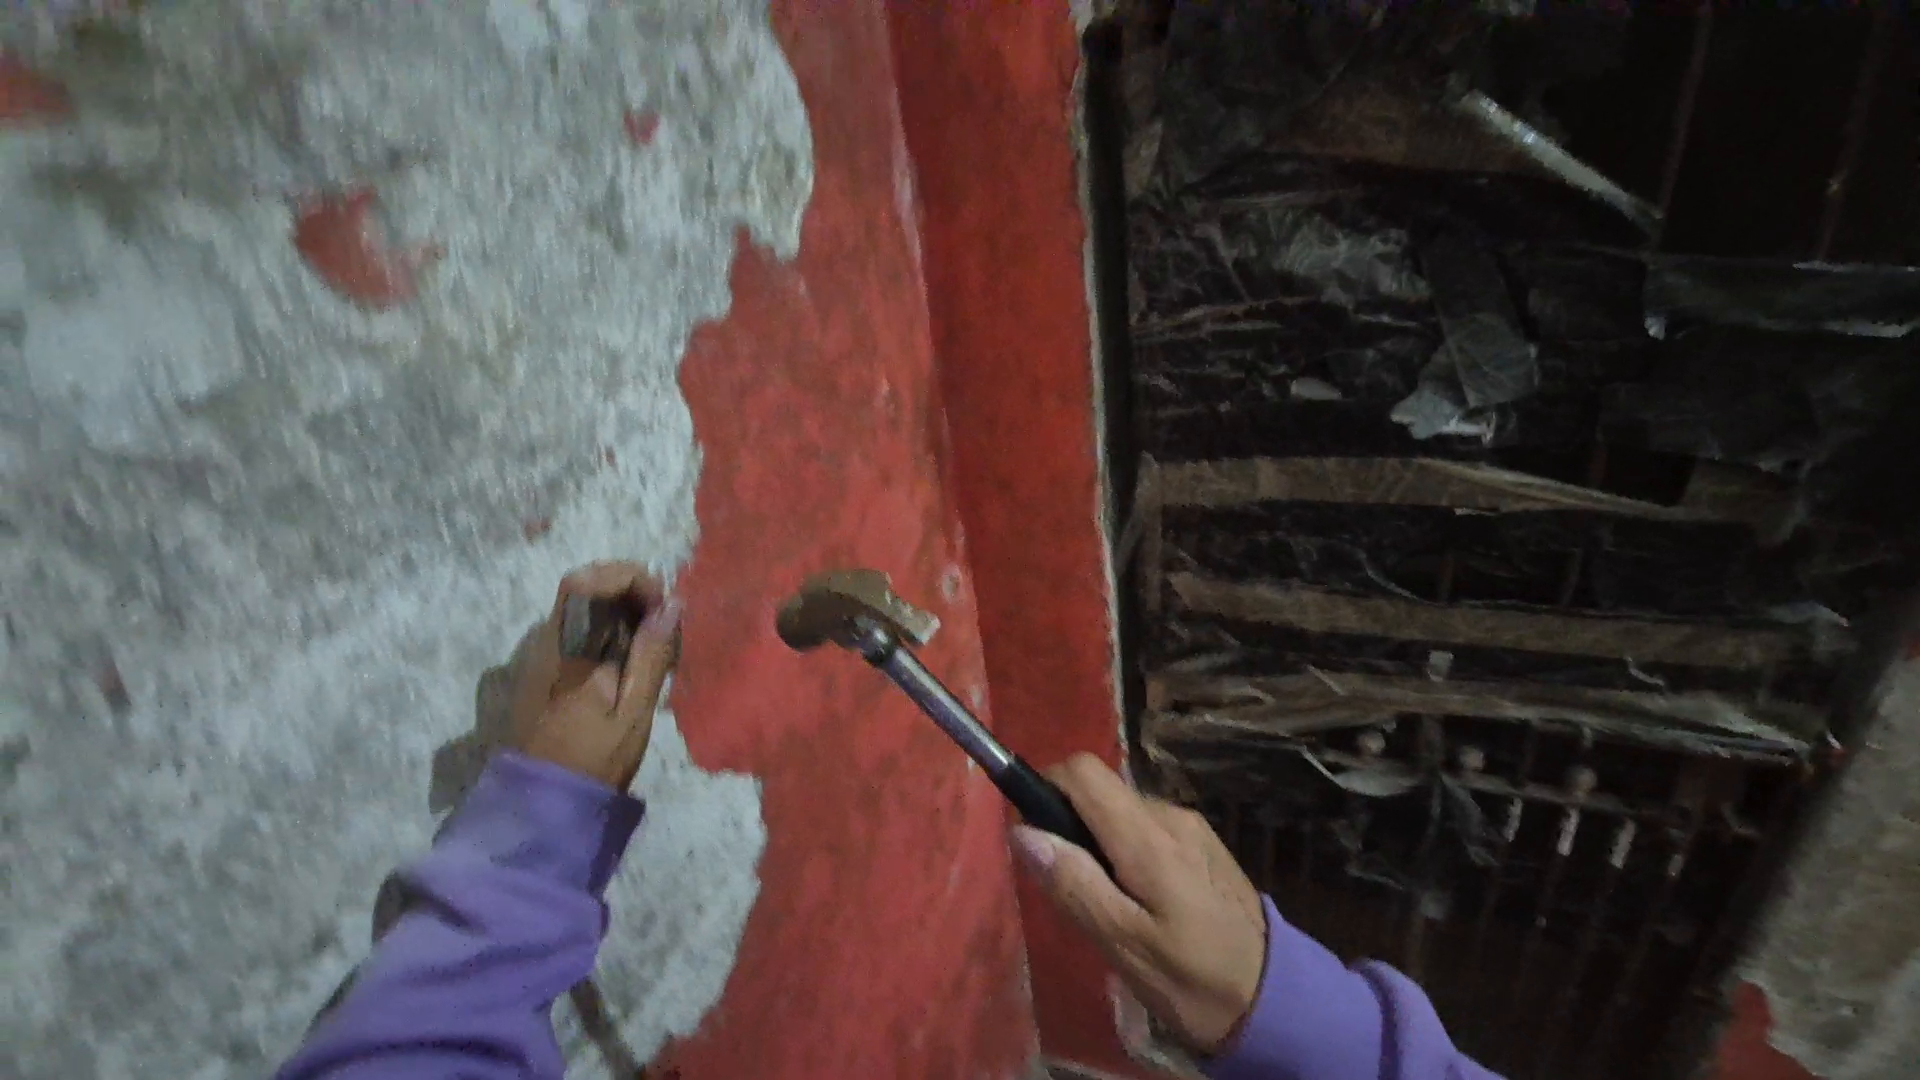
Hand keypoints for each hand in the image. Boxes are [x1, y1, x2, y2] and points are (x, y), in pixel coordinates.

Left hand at [508, 562, 682, 789]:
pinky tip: (628, 660)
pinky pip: (578, 628)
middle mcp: (547, 641)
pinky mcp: (544, 669)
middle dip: (630, 591)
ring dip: (621, 610)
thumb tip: (671, 605)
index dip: (630, 578)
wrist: (542, 804)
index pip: (588, 581)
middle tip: (662, 623)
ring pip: (582, 606)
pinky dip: (608, 629)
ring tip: (651, 642)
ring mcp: (541, 654)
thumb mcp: (634, 711)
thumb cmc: (593, 760)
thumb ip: (651, 655)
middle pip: (585, 586)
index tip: (661, 606)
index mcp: (568, 648)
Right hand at [1011, 754, 1266, 1053]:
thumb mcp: (1124, 943)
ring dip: (1099, 840)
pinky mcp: (1203, 841)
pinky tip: (1141, 899)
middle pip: (1101, 789)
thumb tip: (1022, 831)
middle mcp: (1169, 814)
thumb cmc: (1193, 979)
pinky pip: (1147, 827)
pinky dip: (1126, 849)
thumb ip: (1074, 883)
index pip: (1083, 771)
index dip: (1047, 787)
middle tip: (1073, 885)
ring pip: (1122, 810)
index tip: (1036, 832)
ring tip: (1109, 901)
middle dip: (1072, 823)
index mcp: (1147, 836)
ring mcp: (1190, 825)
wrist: (1281, 1001)